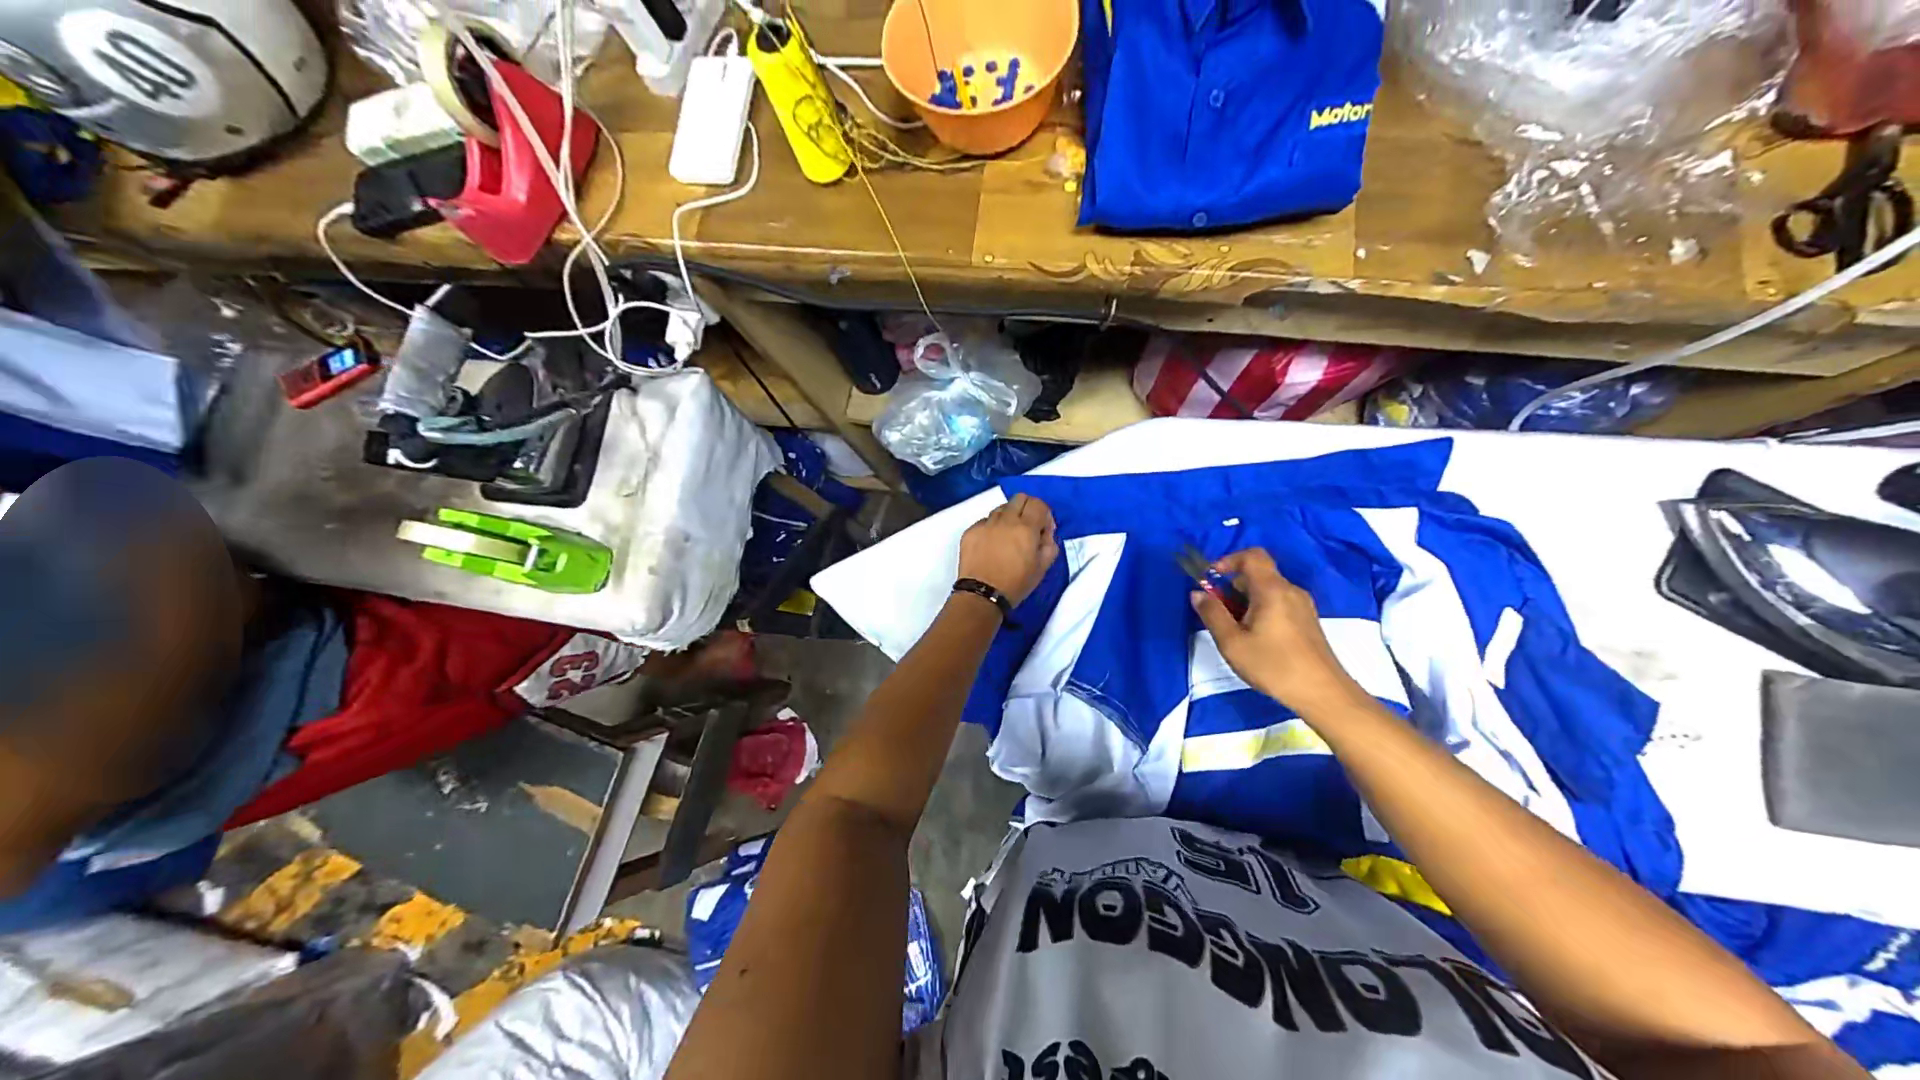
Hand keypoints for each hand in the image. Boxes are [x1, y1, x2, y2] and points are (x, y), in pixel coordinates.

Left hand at [956, 494, 1058, 605]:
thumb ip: (1049, 543)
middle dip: (1027, 509)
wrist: (982, 594)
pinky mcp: (970, 531)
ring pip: (1001, 508)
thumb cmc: (1016, 583)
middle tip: (1027, 528)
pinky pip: (985, 521)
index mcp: (1026, 528)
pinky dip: (992, 528)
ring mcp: (985, 524)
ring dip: (1008, 517)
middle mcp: (1005, 520)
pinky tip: (992, 545)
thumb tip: (1045, 531)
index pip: (1038, 504)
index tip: (1042, 529)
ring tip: (1007, 538)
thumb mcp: (1043, 567)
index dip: (1044, 514)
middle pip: (1019, 498)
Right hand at [1190, 548, 1367, 715]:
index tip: (1211, 578)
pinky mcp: (1307, 621)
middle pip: (1258, 574)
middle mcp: (1290, 590)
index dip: (1228, 560)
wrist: (1322, 692)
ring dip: (1246, 600)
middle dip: (1233, 587)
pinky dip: (1261, 610)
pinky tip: (1256, 638)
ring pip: (1268, 590)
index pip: (1252, 556)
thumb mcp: (1232, 643)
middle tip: (1218, 612)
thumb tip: (1198, 593)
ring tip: (1235, 629)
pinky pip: (1279, 603)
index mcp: (1272, 589)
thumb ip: (1212, 614)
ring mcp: (1302, 605)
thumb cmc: (1273, 665)